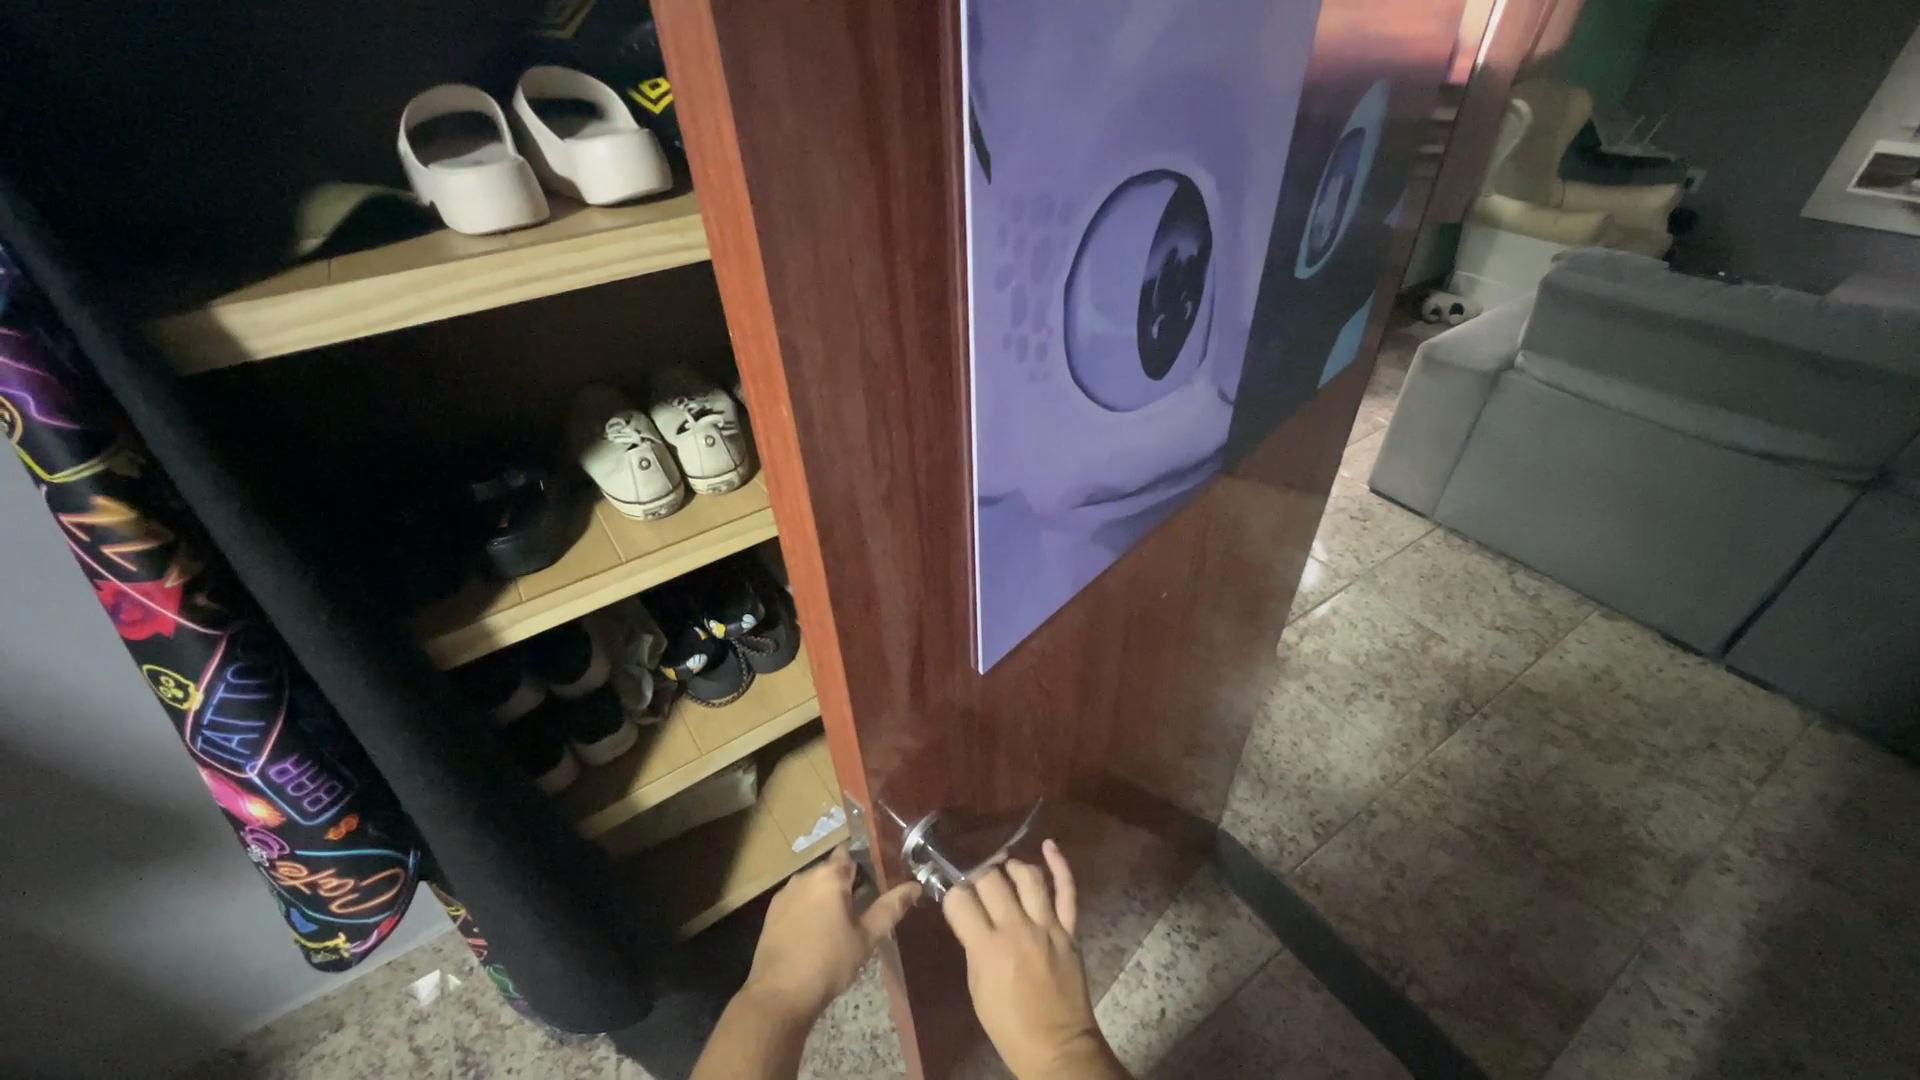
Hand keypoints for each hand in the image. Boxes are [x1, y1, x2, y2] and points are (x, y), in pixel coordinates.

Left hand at [742, 845, 920, 1021]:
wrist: (780, 994)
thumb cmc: (829, 962)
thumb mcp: (866, 937)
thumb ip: (891, 908)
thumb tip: (915, 886)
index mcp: (830, 876)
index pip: (850, 853)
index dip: (864, 864)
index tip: (876, 878)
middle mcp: (805, 876)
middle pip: (831, 871)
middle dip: (845, 885)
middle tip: (862, 910)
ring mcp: (784, 894)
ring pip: (812, 887)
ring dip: (825, 898)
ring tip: (838, 925)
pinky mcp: (771, 913)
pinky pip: (796, 902)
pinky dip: (807, 911)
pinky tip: (814, 935)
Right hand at [942, 840, 1125, 1079]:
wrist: (1057, 1047)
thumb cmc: (1009, 1025)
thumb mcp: (977, 988)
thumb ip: (973, 946)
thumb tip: (969, 916)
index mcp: (988, 948)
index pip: (960, 900)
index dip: (952, 893)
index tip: (951, 894)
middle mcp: (1017, 929)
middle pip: (991, 880)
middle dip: (977, 876)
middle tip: (975, 882)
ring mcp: (1047, 927)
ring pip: (1028, 877)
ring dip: (1011, 868)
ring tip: (1003, 869)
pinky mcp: (1070, 930)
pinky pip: (1067, 891)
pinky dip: (1060, 865)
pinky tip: (1049, 845)